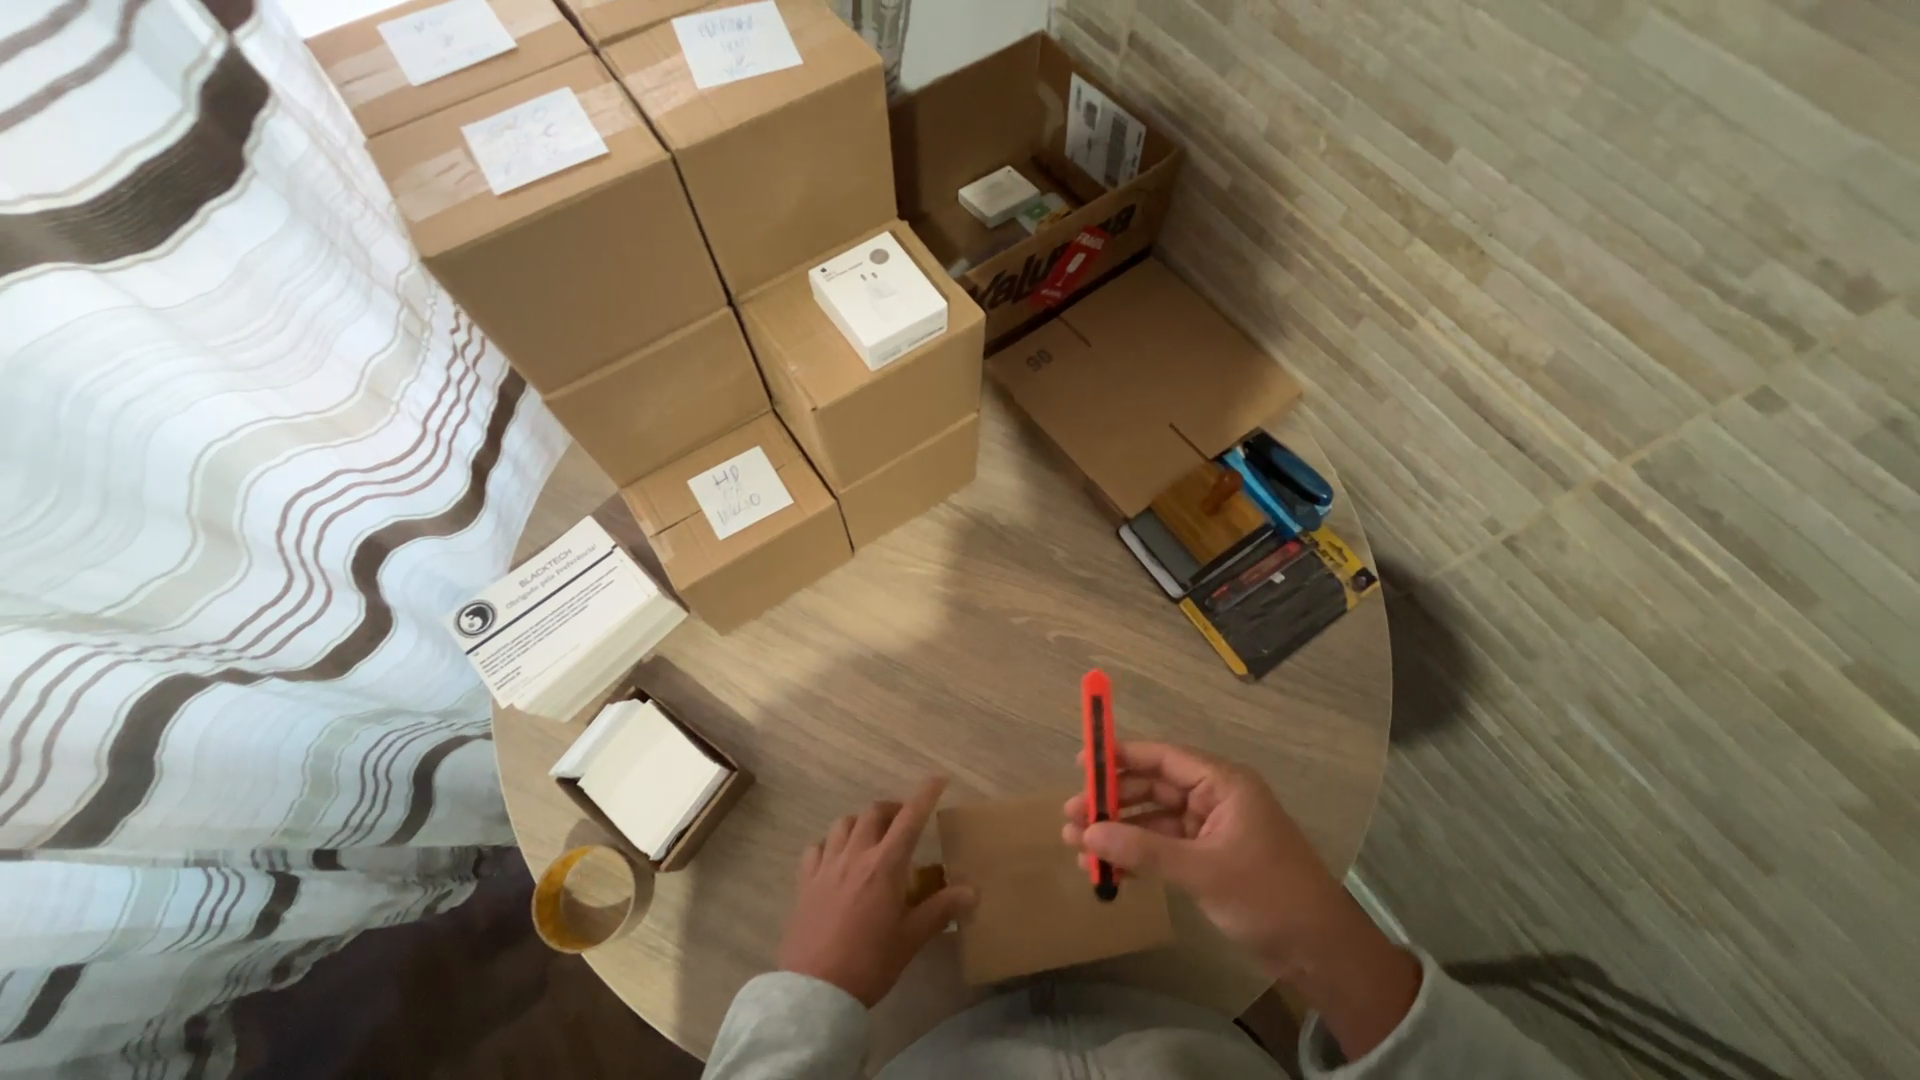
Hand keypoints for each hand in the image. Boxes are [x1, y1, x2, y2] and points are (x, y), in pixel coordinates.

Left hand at [777, 777, 975, 1006]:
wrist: (816, 991)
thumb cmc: (870, 963)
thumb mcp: (912, 938)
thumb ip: (941, 909)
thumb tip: (973, 891)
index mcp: (885, 866)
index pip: (909, 818)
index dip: (925, 794)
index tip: (938, 779)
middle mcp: (855, 856)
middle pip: (873, 813)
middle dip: (892, 809)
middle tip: (905, 821)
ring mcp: (826, 867)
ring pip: (843, 824)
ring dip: (861, 823)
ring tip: (871, 838)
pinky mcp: (804, 883)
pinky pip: (816, 848)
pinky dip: (830, 844)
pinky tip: (836, 860)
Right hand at [1062, 742, 1419, 1057]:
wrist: (1318, 950)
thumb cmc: (1267, 895)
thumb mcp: (1202, 870)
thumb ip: (1143, 850)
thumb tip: (1086, 834)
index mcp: (1223, 784)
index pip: (1163, 757)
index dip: (1120, 757)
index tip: (1080, 763)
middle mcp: (1215, 799)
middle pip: (1153, 787)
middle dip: (1111, 802)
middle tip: (1069, 815)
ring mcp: (1212, 830)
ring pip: (1154, 820)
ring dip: (1119, 832)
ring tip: (1075, 845)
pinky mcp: (1209, 860)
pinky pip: (1163, 847)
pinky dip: (1137, 855)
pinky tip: (1107, 868)